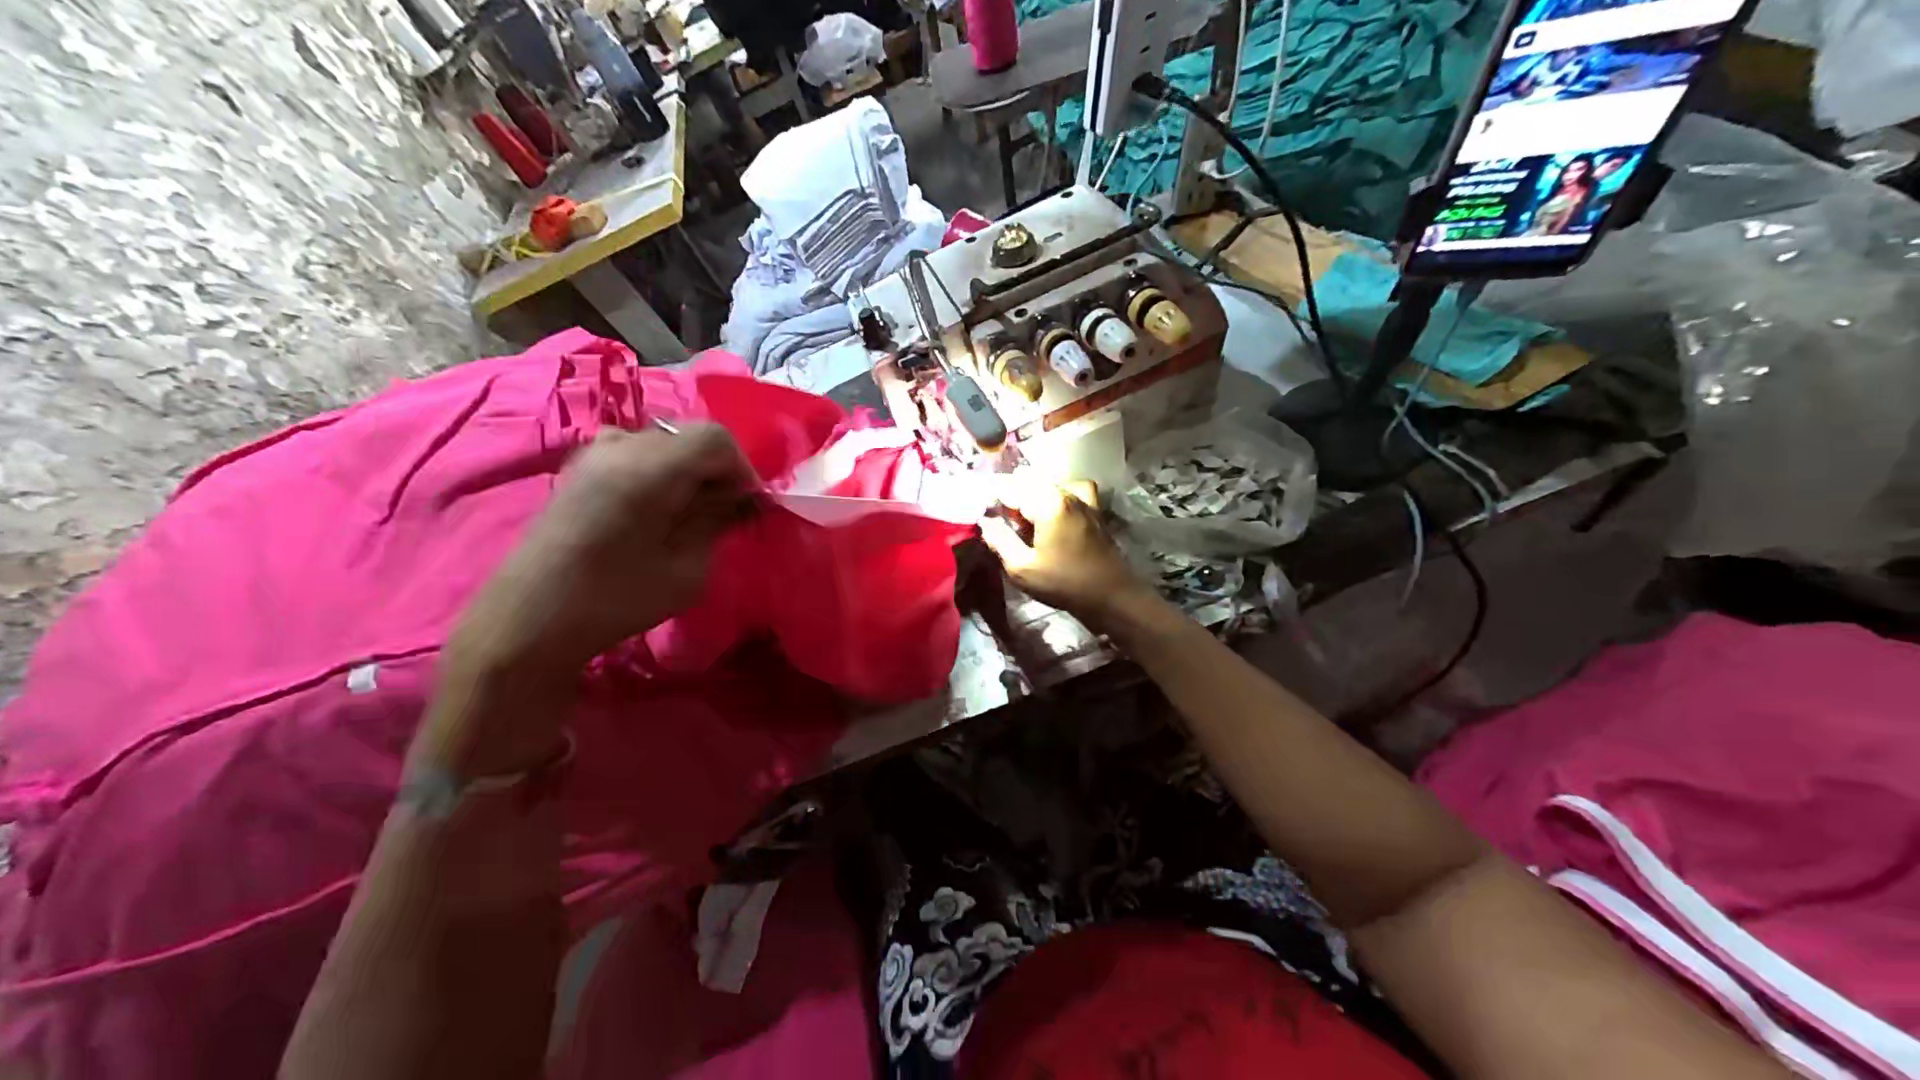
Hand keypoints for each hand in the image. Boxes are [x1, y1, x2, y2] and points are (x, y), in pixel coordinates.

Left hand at [450, 424, 756, 676]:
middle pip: (690, 435)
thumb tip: (745, 500)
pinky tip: (655, 510)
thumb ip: (718, 522)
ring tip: (690, 514)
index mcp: (648, 468)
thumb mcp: (686, 569)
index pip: (716, 439)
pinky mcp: (580, 467)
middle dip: (717, 470)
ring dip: (689, 471)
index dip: (743, 469)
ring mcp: (594, 452)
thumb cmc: (615, 600)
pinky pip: (636, 452)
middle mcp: (620, 445)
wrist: (528, 618)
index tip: (748, 507)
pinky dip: (660, 471)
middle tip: (725, 513)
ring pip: (664, 442)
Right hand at [978, 475, 1156, 628]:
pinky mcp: (1094, 509)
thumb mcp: (1022, 568)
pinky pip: (1070, 490)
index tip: (979, 508)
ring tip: (1020, 514)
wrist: (1112, 596)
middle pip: (1030, 479)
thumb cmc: (1064, 583)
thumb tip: (985, 521)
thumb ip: (999, 540)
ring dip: (1031, 492)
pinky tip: (1050, 511)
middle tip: (997, 515)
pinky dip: (1056, 494)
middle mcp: (1067, 492)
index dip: (991, 494)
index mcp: (1049, 502)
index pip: (1010, 486)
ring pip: (1049, 483)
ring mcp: (1084, 499)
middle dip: (1010, 492)